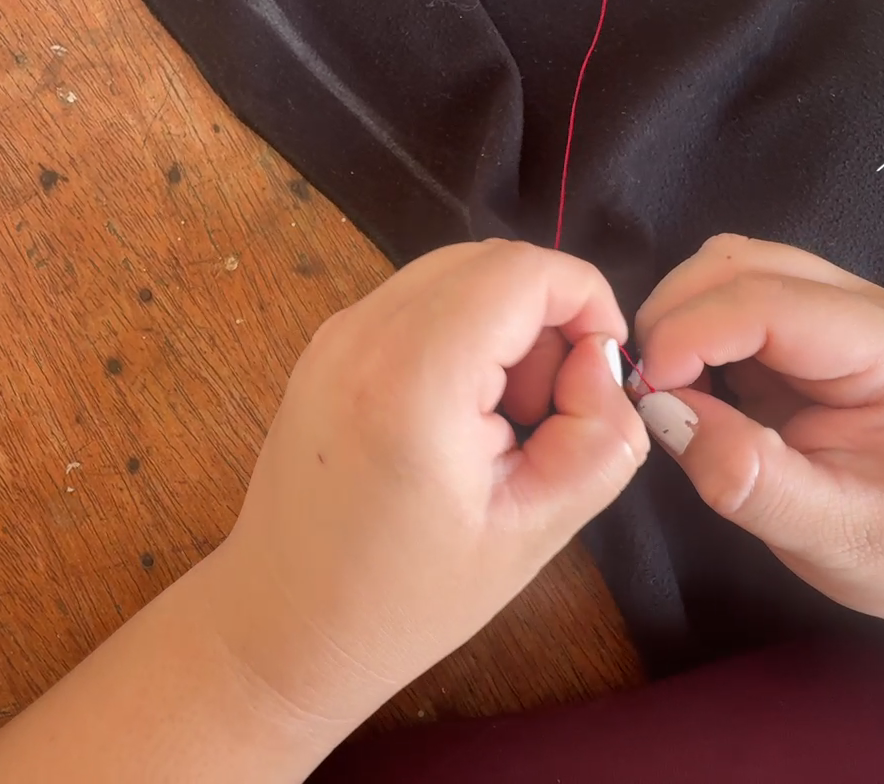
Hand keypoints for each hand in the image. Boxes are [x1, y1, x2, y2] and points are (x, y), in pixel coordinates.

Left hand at [206, 240, 645, 723]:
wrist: (280, 623)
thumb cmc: (407, 597)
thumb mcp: (535, 531)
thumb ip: (601, 436)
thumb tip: (598, 361)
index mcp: (414, 375)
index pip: (524, 270)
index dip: (586, 298)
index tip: (603, 366)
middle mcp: (364, 330)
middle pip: (490, 260)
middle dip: (546, 313)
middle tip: (548, 403)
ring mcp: (337, 329)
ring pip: (456, 273)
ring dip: (504, 322)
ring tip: (502, 414)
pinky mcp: (327, 342)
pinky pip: (418, 299)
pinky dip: (462, 328)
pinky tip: (456, 407)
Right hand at [632, 235, 883, 659]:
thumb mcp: (838, 540)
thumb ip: (750, 478)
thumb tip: (663, 413)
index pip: (770, 303)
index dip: (691, 334)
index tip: (645, 392)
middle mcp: (867, 311)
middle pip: (741, 263)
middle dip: (676, 315)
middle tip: (648, 388)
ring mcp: (837, 313)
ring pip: (729, 268)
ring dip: (680, 316)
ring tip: (670, 386)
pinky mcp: (805, 331)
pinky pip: (729, 298)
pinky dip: (691, 329)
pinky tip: (693, 382)